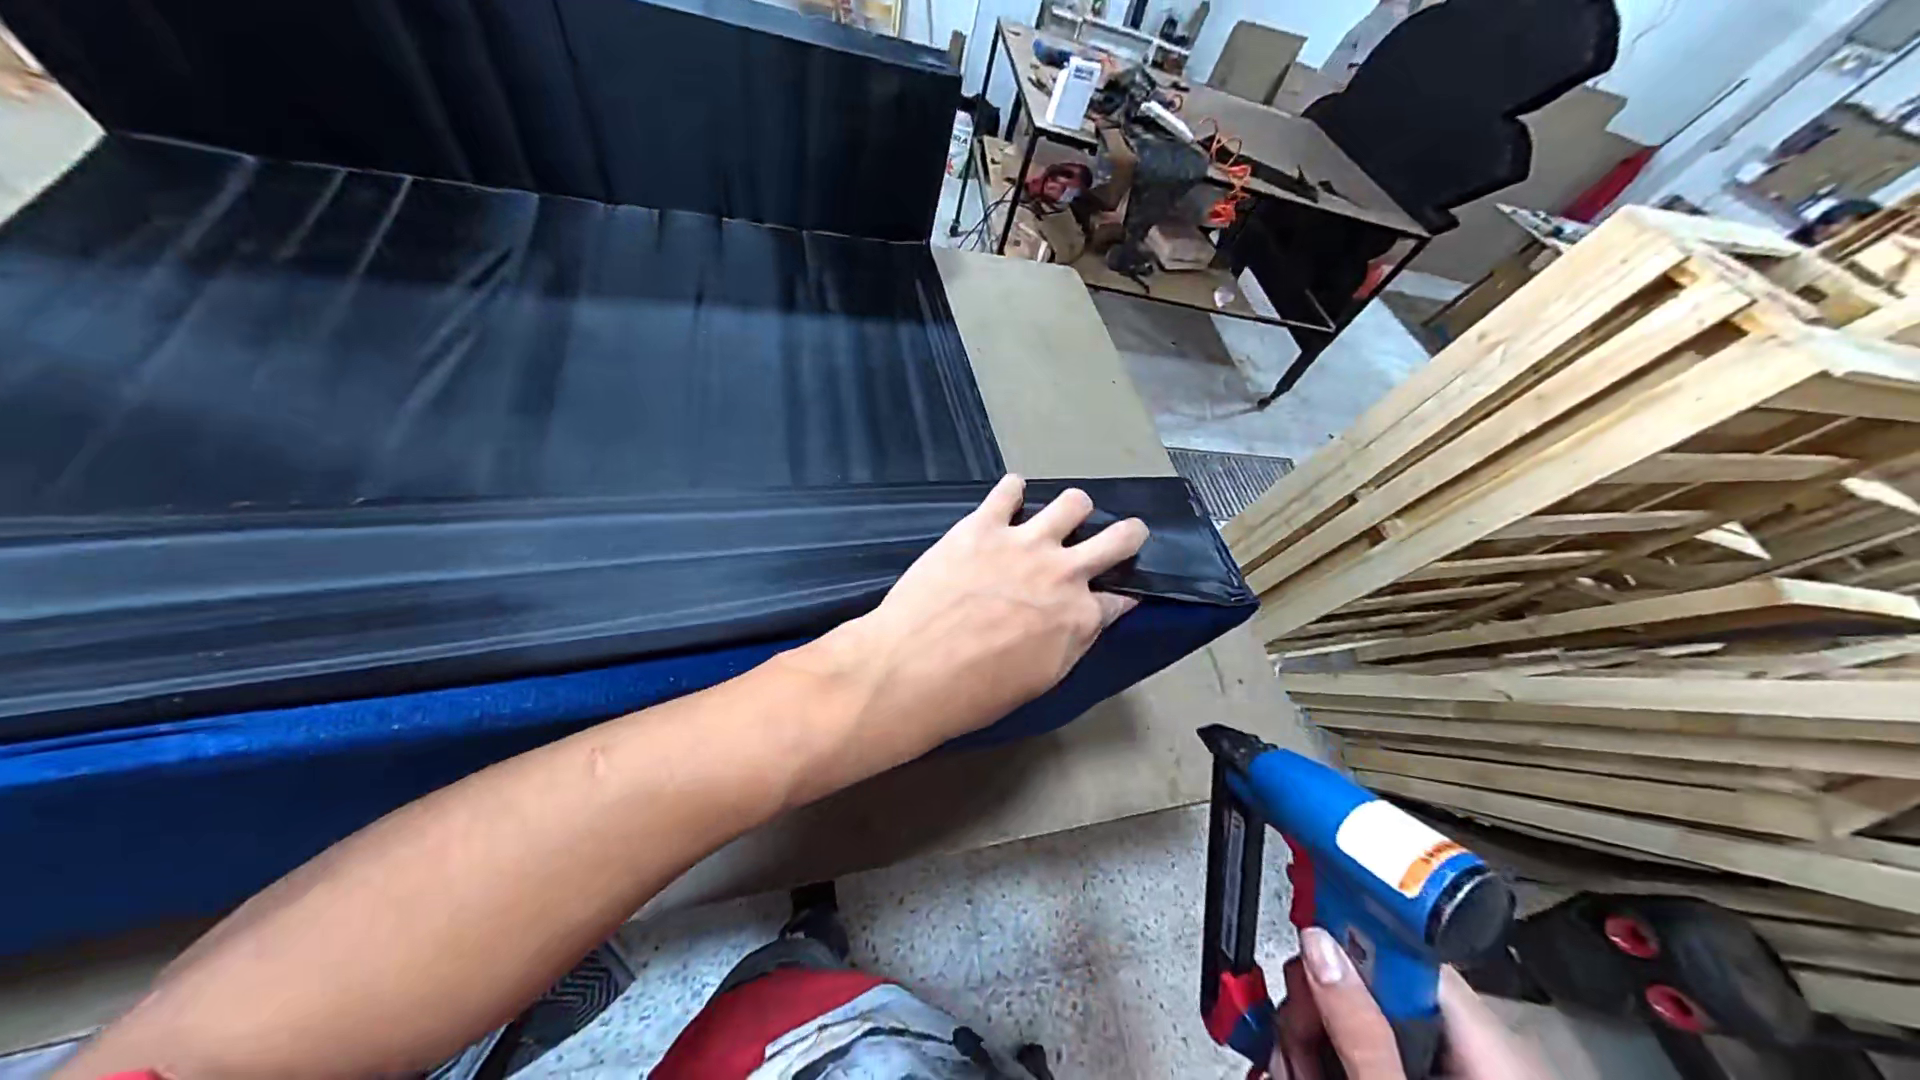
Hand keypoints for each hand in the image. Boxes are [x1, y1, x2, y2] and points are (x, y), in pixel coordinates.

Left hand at [813, 474, 1147, 756]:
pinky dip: (1012, 490)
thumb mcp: (1040, 681)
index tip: (1117, 592)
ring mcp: (1024, 543)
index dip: (1121, 594)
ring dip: (1073, 508)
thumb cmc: (974, 692)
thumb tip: (1080, 623)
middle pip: (1120, 537)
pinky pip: (1009, 489)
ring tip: (1060, 515)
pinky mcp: (983, 525)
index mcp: (1080, 617)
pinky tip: (1008, 496)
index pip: (1121, 597)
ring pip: (1073, 502)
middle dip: (1128, 535)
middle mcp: (1064, 572)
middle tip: (1123, 535)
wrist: (912, 669)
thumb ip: (1069, 643)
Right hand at [1272, 928, 1542, 1079]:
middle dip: (1313, 1011)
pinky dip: (1321, 1063)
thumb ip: (1361, 1030)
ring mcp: (1435, 1070)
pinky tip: (1302, 1077)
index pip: (1408, 951)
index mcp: (1487, 1048)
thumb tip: (1317, 941)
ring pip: (1352, 1021)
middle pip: (1367, 986)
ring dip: (1308, 1043)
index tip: (1301, 961)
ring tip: (1292, 1074)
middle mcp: (1464, 1051)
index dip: (1349, 939)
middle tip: (1291, 1054)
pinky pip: (1356, 1052)